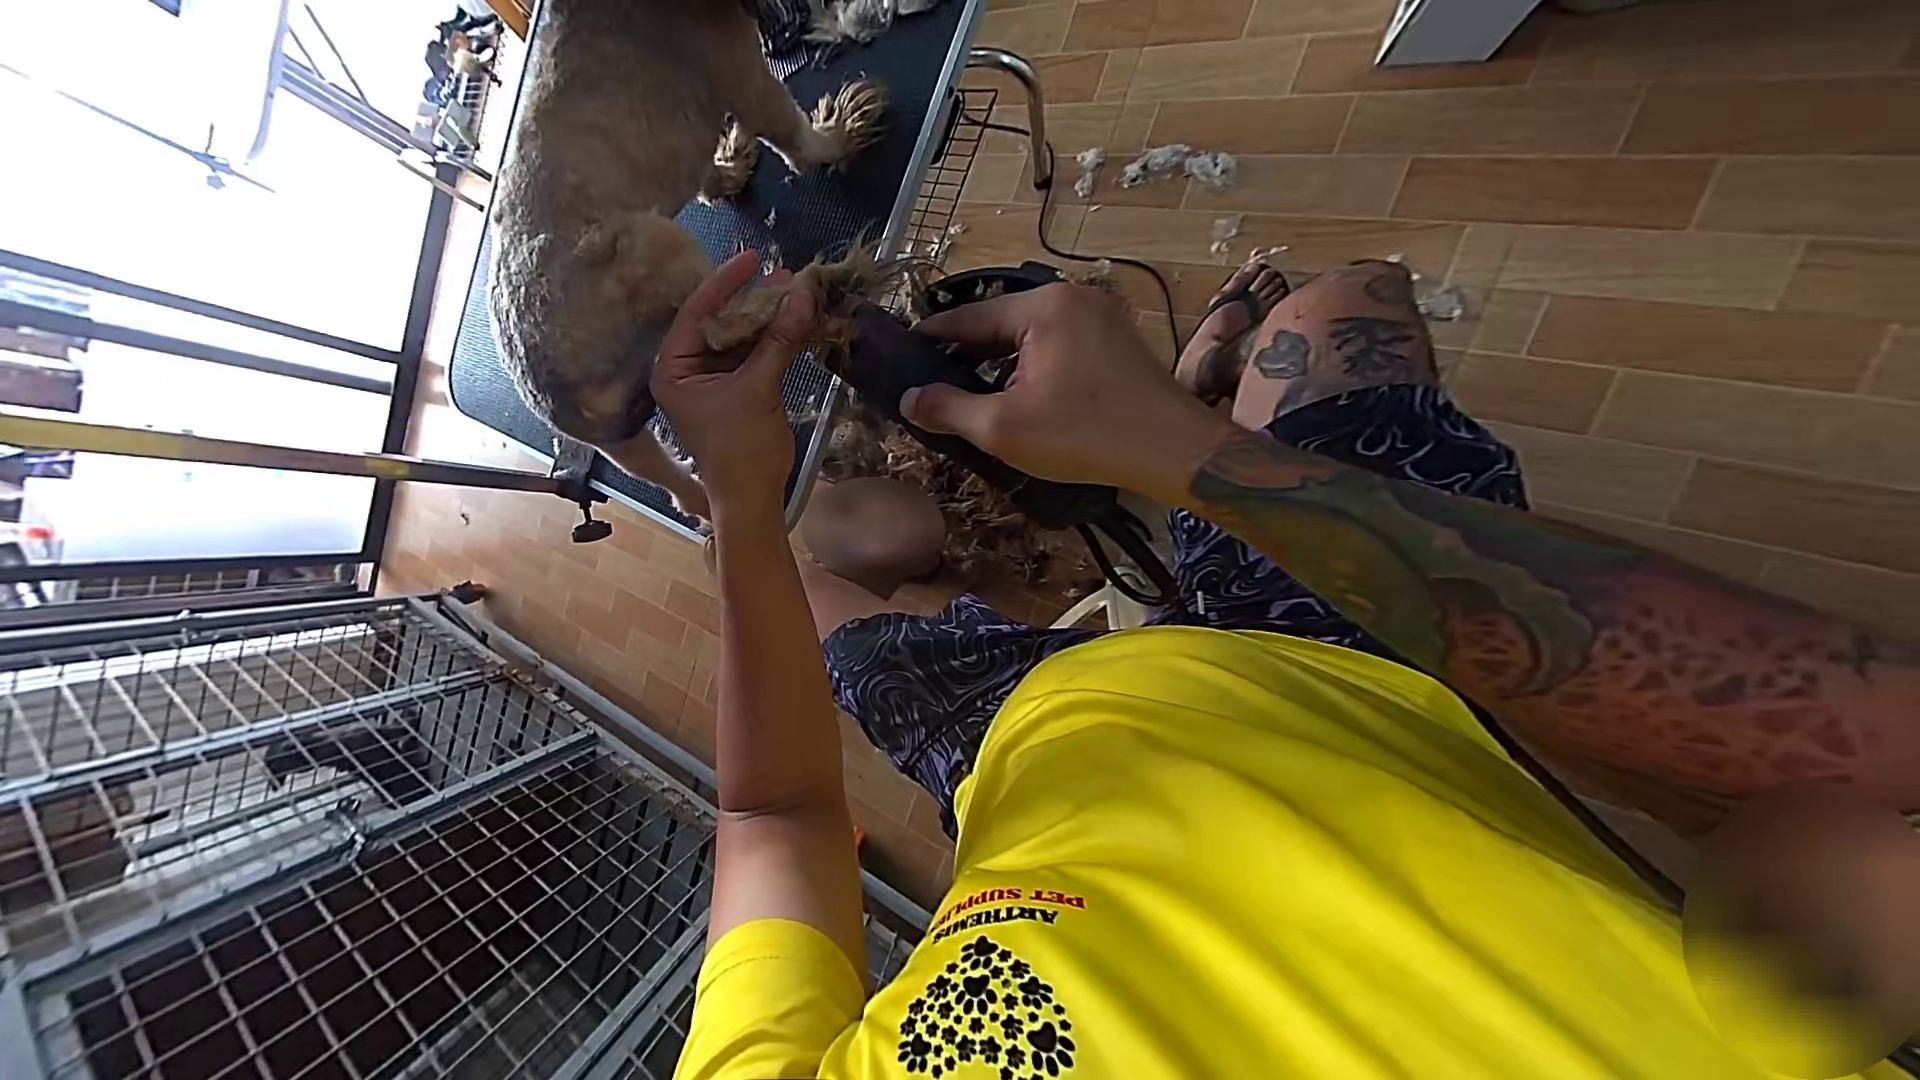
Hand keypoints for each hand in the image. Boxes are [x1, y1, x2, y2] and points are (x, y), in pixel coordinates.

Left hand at [652, 251, 819, 514]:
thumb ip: (778, 340)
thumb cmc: (741, 449)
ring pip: (743, 340)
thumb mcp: (758, 389)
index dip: (725, 283)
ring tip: (798, 295)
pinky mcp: (741, 392)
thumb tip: (803, 294)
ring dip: (770, 320)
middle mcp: (689, 371)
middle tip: (785, 278)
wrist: (754, 497)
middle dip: (754, 302)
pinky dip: (777, 342)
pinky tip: (798, 323)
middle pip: (722, 323)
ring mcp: (716, 382)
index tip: (752, 258)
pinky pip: (758, 357)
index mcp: (673, 369)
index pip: (697, 313)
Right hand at [905, 283, 1232, 505]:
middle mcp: (1073, 297)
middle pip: (1002, 323)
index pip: (970, 317)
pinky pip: (1059, 344)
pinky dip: (1033, 365)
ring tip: (973, 393)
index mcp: (1043, 307)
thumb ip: (949, 409)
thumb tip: (909, 398)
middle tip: (935, 382)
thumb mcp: (1004, 428)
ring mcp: (1101, 315)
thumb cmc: (1083, 436)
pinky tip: (1020, 393)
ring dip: (1001, 362)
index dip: (933, 336)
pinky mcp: (1116, 339)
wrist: (1173, 451)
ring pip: (1032, 335)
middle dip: (968, 353)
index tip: (906, 351)